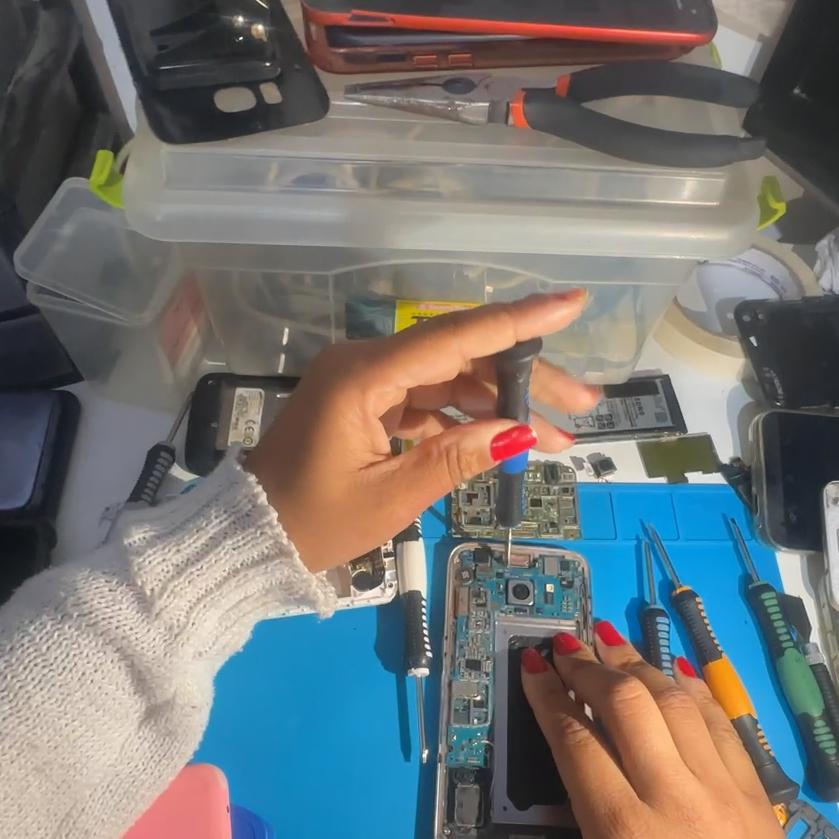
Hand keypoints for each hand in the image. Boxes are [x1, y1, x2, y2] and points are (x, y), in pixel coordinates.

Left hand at [243, 291, 602, 571]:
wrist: (254, 535)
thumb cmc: (314, 522)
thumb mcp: (392, 497)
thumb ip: (457, 458)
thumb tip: (520, 432)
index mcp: (365, 376)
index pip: (454, 337)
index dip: (518, 321)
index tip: (572, 303)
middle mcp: (368, 364)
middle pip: (463, 356)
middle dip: (526, 378)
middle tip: (584, 402)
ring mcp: (369, 383)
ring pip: (453, 379)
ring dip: (504, 404)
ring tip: (560, 437)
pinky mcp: (370, 404)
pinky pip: (431, 402)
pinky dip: (469, 422)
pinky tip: (510, 441)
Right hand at [427, 623, 791, 838]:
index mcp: (624, 831)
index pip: (578, 740)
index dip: (549, 696)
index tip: (532, 666)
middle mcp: (676, 797)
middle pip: (630, 705)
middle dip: (591, 667)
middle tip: (566, 646)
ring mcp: (723, 790)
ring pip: (677, 703)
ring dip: (640, 666)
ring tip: (610, 643)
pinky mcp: (757, 794)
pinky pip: (725, 722)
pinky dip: (694, 689)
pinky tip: (672, 670)